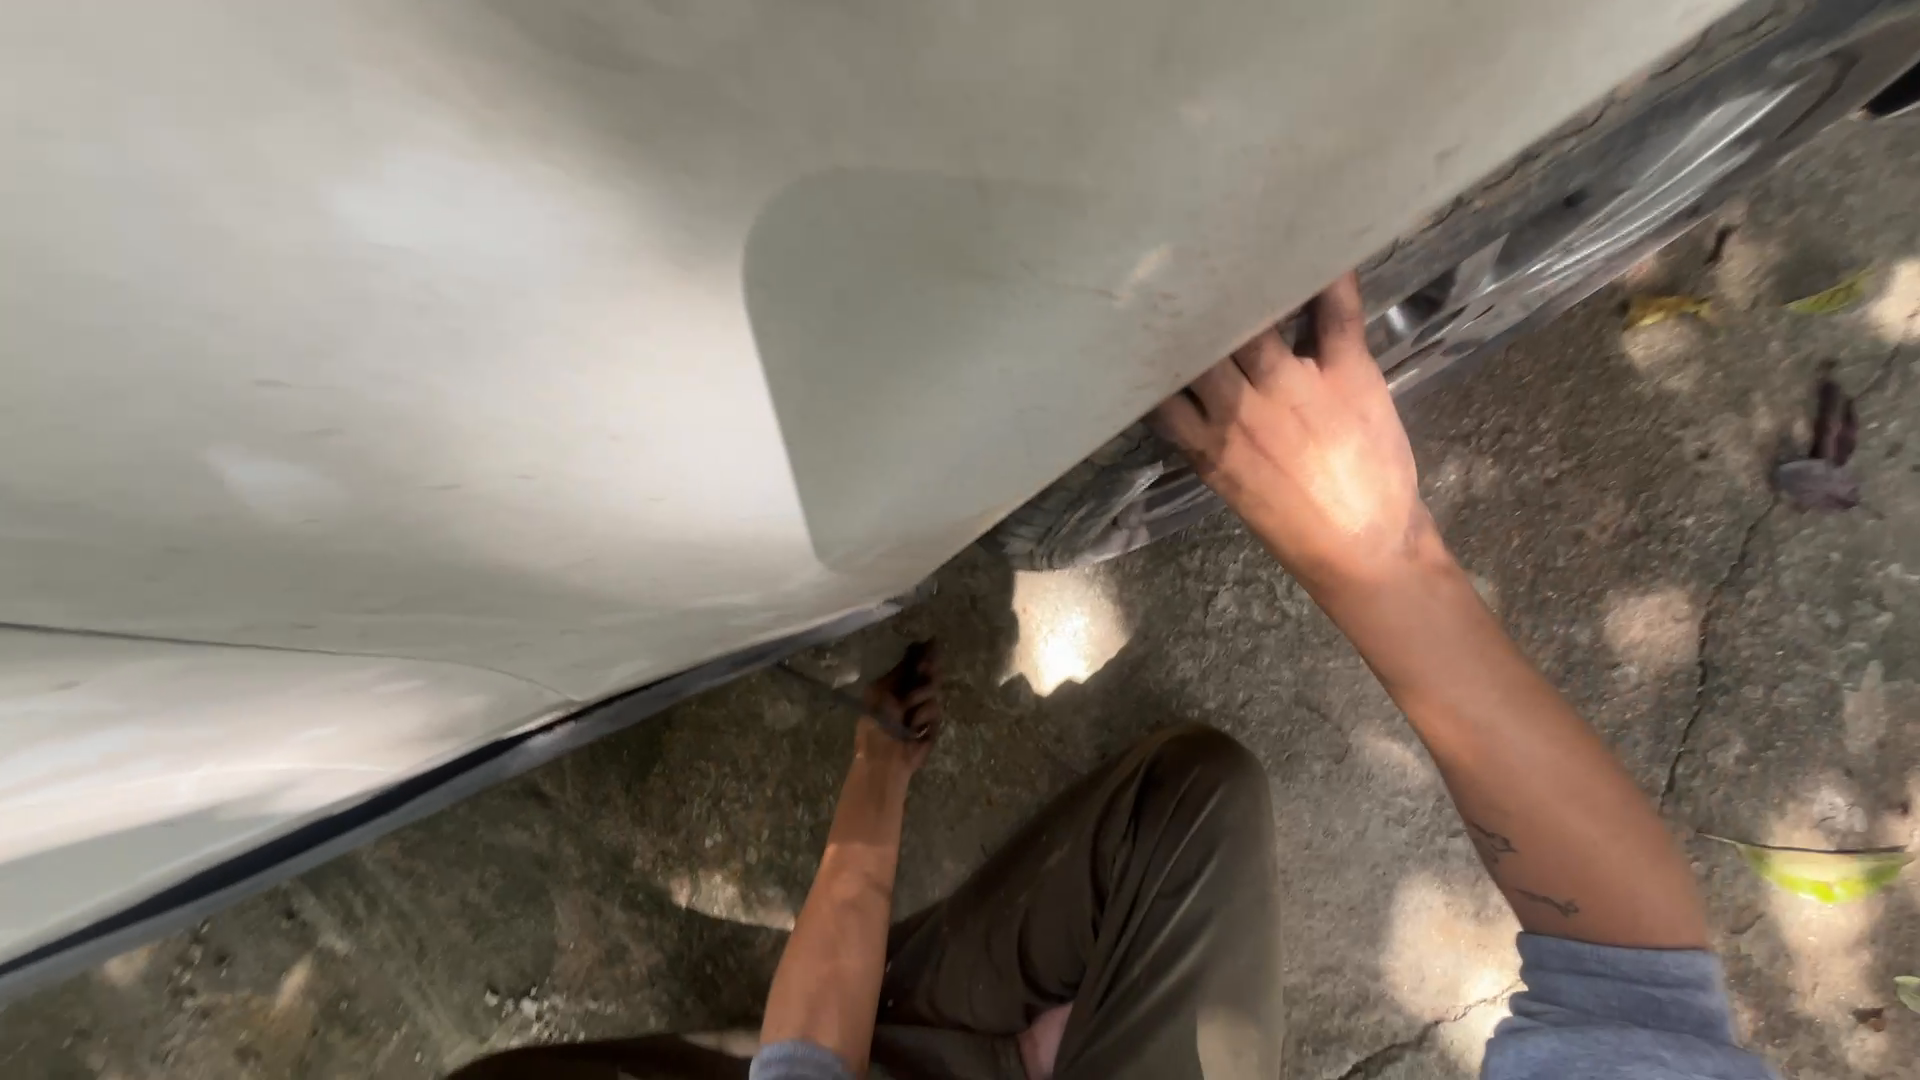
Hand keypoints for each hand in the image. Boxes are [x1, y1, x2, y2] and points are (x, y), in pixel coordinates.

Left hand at [854, 641, 940, 779]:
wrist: (884, 755)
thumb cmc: (876, 721)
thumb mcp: (882, 690)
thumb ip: (901, 670)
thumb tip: (916, 646)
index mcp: (894, 684)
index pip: (914, 663)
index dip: (923, 653)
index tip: (932, 643)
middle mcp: (910, 693)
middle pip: (928, 673)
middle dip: (927, 670)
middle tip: (924, 670)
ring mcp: (923, 708)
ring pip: (934, 690)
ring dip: (920, 698)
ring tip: (908, 712)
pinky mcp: (933, 724)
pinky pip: (935, 710)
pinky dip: (924, 717)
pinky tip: (914, 728)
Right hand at [1151, 273, 1438, 594]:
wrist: (1363, 546)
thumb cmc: (1291, 525)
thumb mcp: (1228, 487)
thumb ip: (1203, 440)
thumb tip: (1184, 401)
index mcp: (1208, 443)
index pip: (1163, 390)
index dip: (1153, 360)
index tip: (1143, 336)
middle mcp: (1241, 408)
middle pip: (1201, 346)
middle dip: (1187, 316)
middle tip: (1178, 282)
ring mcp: (1294, 385)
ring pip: (1253, 324)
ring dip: (1241, 293)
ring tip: (1232, 262)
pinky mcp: (1347, 371)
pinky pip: (1334, 313)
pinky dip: (1330, 277)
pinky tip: (1320, 247)